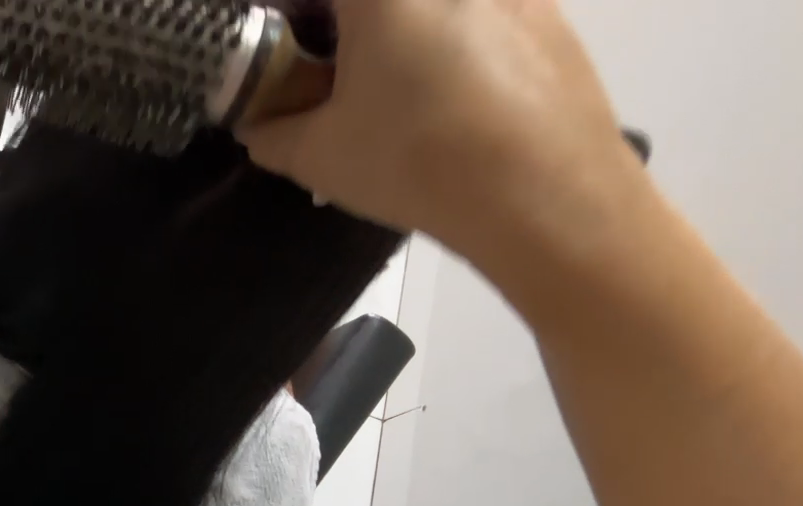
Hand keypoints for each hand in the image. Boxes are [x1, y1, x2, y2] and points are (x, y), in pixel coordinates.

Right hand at [237, 0, 646, 263]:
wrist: (540, 190)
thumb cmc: (411, 161)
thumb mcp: (317, 156)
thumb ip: (272, 133)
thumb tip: (256, 123)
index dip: (286, 15)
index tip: (274, 53)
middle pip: (368, 3)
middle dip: (337, 26)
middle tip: (321, 77)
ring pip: (423, 10)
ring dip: (391, 37)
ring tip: (381, 94)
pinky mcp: (546, 12)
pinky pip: (471, 16)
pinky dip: (440, 44)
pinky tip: (438, 102)